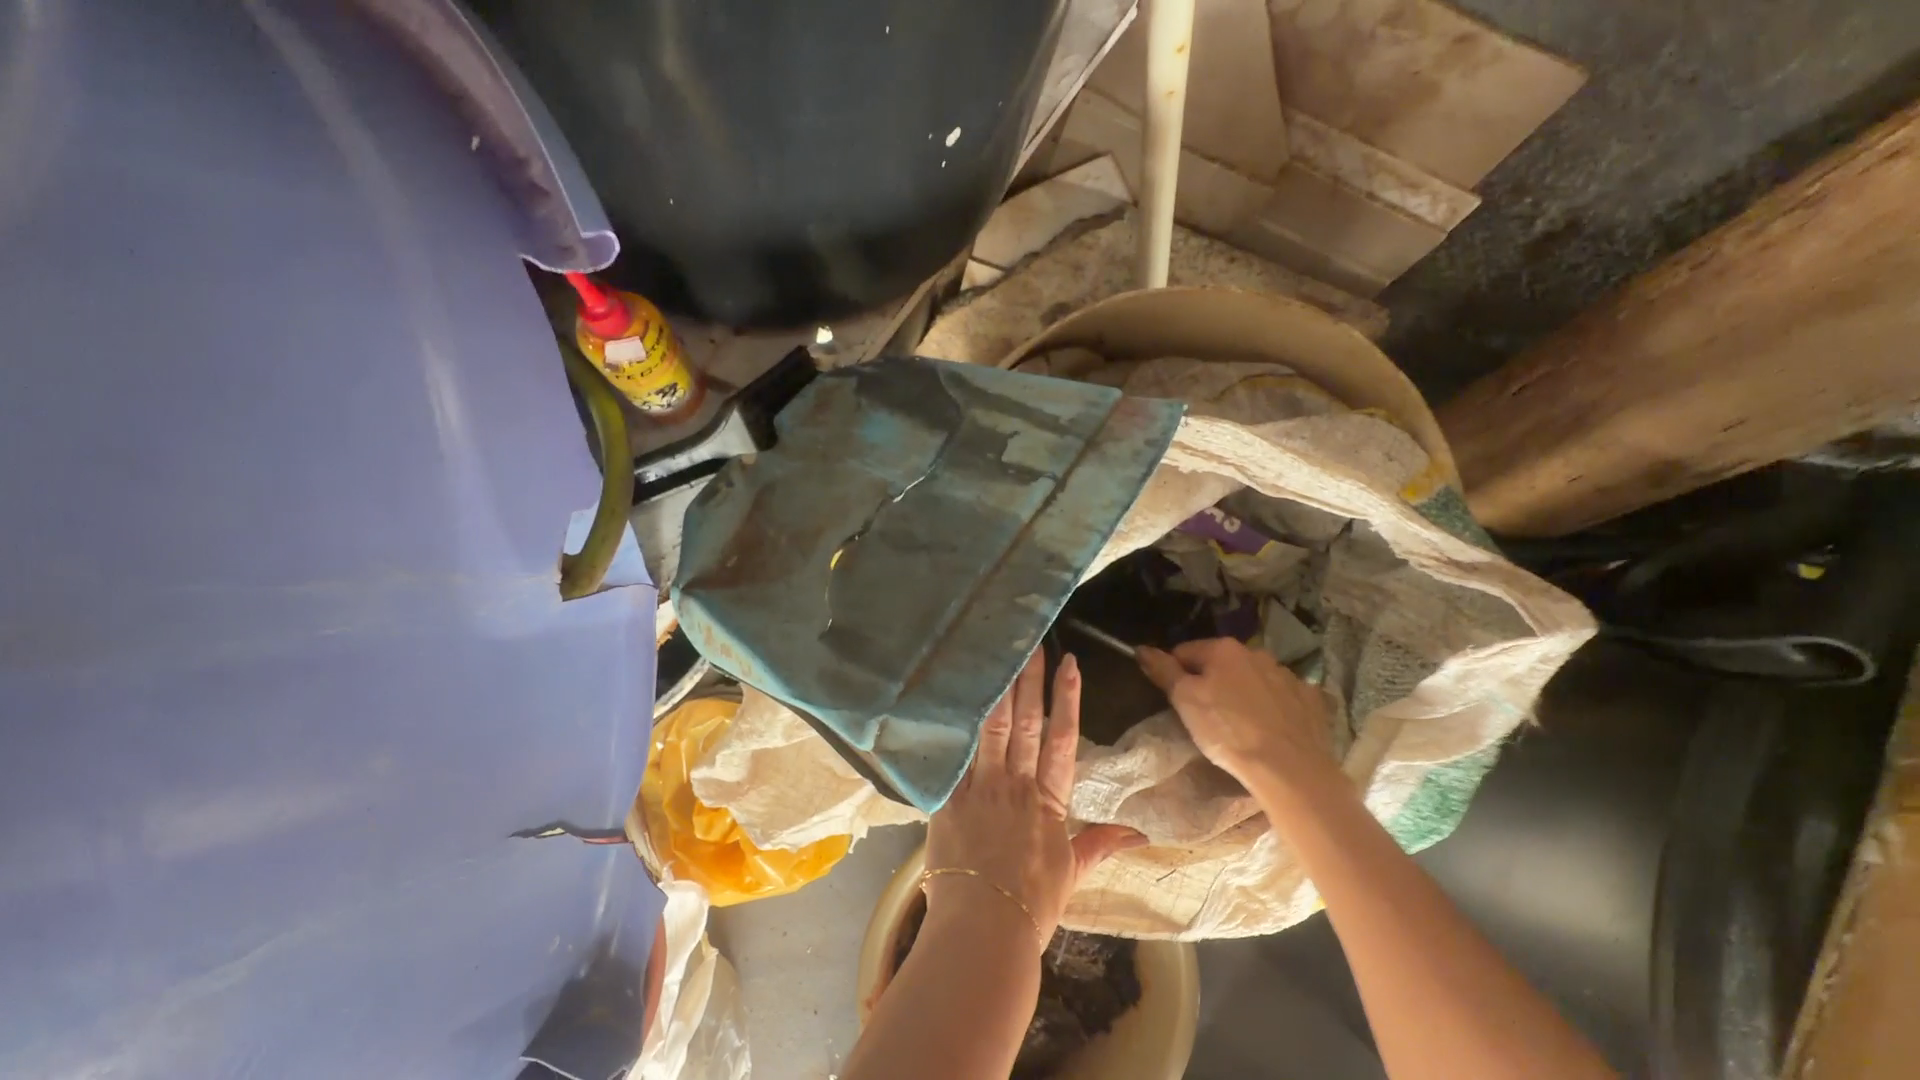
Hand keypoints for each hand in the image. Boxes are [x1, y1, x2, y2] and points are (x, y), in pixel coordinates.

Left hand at [925, 652, 1145, 951]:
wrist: (984, 928)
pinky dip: (954, 726)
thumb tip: (1139, 834)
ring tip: (999, 658)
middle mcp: (1016, 785)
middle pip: (1025, 723)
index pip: (1062, 739)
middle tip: (1031, 644)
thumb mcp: (1072, 874)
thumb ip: (1100, 845)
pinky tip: (952, 699)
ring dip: (997, 691)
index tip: (1070, 665)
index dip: (1068, 699)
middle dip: (1030, 681)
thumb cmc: (1031, 906)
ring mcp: (980, 788)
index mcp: (1048, 801)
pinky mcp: (948, 799)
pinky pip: (952, 755)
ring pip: (991, 728)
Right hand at [1137, 638, 1338, 791]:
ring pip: (1254, 679)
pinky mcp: (1311, 699)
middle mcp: (1258, 653)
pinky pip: (1283, 697)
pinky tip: (1271, 729)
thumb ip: (1164, 671)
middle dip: (1213, 682)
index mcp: (1224, 650)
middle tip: (1207, 715)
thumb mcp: (1185, 701)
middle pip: (1223, 664)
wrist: (1289, 768)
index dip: (1175, 674)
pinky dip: (1274, 706)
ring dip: (1244, 693)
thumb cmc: (1228, 732)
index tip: (1176, 699)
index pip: (1185, 652)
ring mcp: (1288, 675)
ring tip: (1241, 725)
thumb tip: (1142, 648)